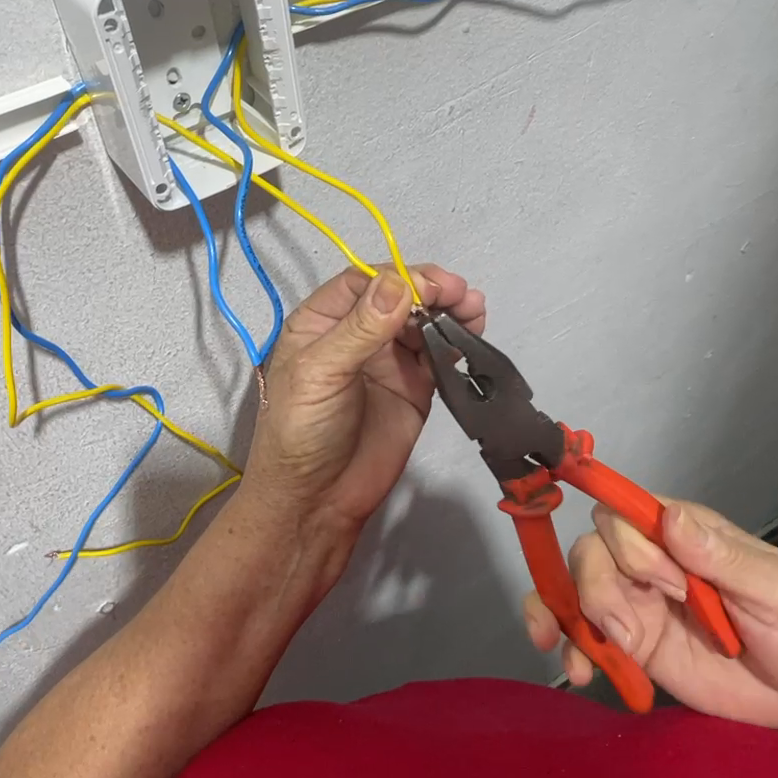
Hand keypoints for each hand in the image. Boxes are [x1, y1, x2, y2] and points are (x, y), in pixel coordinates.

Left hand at [241, 265, 485, 535]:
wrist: (318, 500)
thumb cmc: (303, 431)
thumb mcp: (321, 373)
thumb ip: (360, 329)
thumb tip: (400, 283)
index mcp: (322, 322)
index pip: (364, 283)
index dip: (400, 277)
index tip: (433, 284)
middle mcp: (355, 335)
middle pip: (398, 297)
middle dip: (431, 290)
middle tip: (462, 294)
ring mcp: (386, 361)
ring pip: (422, 323)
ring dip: (449, 311)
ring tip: (474, 310)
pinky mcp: (413, 388)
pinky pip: (438, 356)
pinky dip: (457, 343)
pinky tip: (472, 337)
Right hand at [523, 499, 777, 747]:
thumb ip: (725, 556)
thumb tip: (671, 516)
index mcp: (682, 533)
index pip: (625, 510)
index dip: (629, 542)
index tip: (667, 582)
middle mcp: (648, 559)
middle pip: (591, 547)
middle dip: (602, 584)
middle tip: (640, 628)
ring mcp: (634, 600)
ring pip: (575, 582)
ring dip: (578, 611)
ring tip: (617, 649)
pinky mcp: (628, 642)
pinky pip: (578, 628)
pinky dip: (566, 641)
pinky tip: (577, 668)